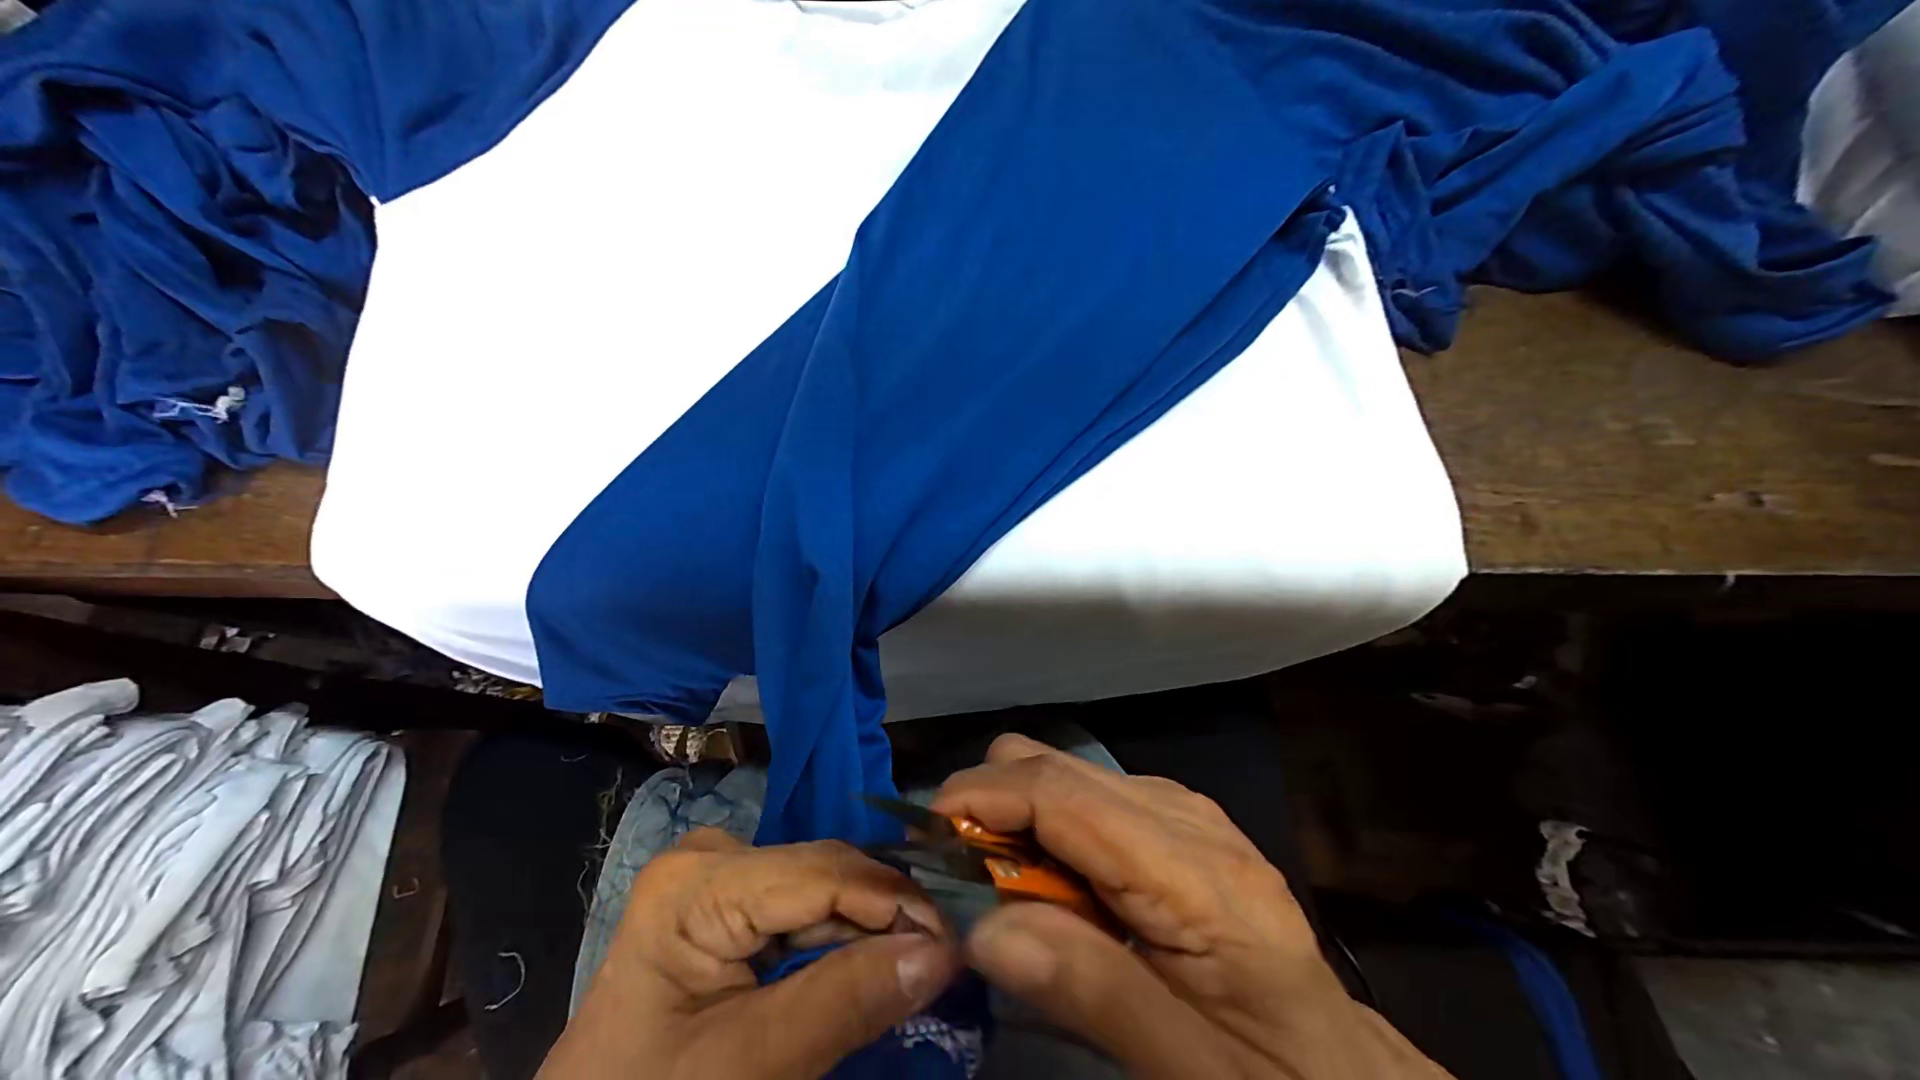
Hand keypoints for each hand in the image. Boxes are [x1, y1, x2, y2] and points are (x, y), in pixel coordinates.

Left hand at [539, 828, 960, 1079]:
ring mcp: (717, 880)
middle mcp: (711, 858)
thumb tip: (944, 950)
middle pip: (825, 875)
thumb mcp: (749, 1065)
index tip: (957, 945)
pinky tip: (872, 967)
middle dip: (887, 917)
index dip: (897, 901)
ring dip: (870, 931)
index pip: (824, 871)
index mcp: (699, 882)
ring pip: (822, 892)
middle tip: (945, 962)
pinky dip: (842, 943)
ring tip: (921, 965)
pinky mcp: (727, 908)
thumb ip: (845, 1001)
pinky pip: (802, 913)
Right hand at [932, 733, 1451, 1079]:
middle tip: (954, 873)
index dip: (986, 797)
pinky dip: (1047, 823)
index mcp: (1198, 876)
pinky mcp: (1178, 823)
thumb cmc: (1274, 1078)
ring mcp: (1185, 813)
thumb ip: (1091, 992)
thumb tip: (979, 929)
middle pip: (1060, 764)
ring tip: (994, 884)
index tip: (924, 832)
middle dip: (991, 800)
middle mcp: (1189, 819)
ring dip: (1015, 811)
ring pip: (1069, 769)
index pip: (1067, 797)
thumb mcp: (1192, 1071)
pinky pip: (1090, 794)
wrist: (1346, 1073)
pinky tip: (1048, 884)